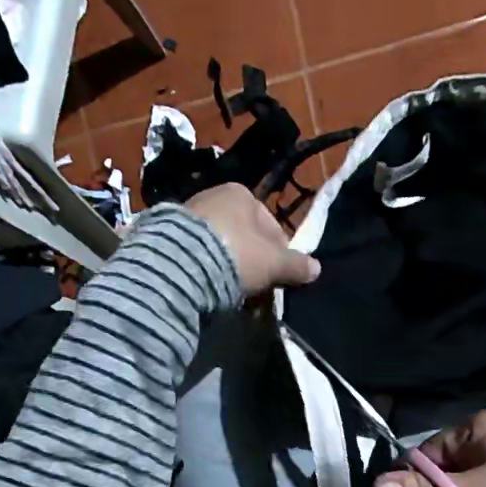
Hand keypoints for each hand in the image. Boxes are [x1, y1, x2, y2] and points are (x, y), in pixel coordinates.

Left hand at [184, 183, 320, 298]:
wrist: (179, 264)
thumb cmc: (236, 255)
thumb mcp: (273, 263)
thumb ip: (296, 265)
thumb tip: (316, 268)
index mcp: (243, 194)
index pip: (272, 228)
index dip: (279, 257)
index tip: (277, 280)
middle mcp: (216, 195)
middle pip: (247, 238)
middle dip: (254, 265)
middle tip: (256, 291)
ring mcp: (190, 212)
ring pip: (224, 247)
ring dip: (232, 269)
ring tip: (232, 293)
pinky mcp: (169, 232)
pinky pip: (201, 253)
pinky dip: (209, 269)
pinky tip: (211, 286)